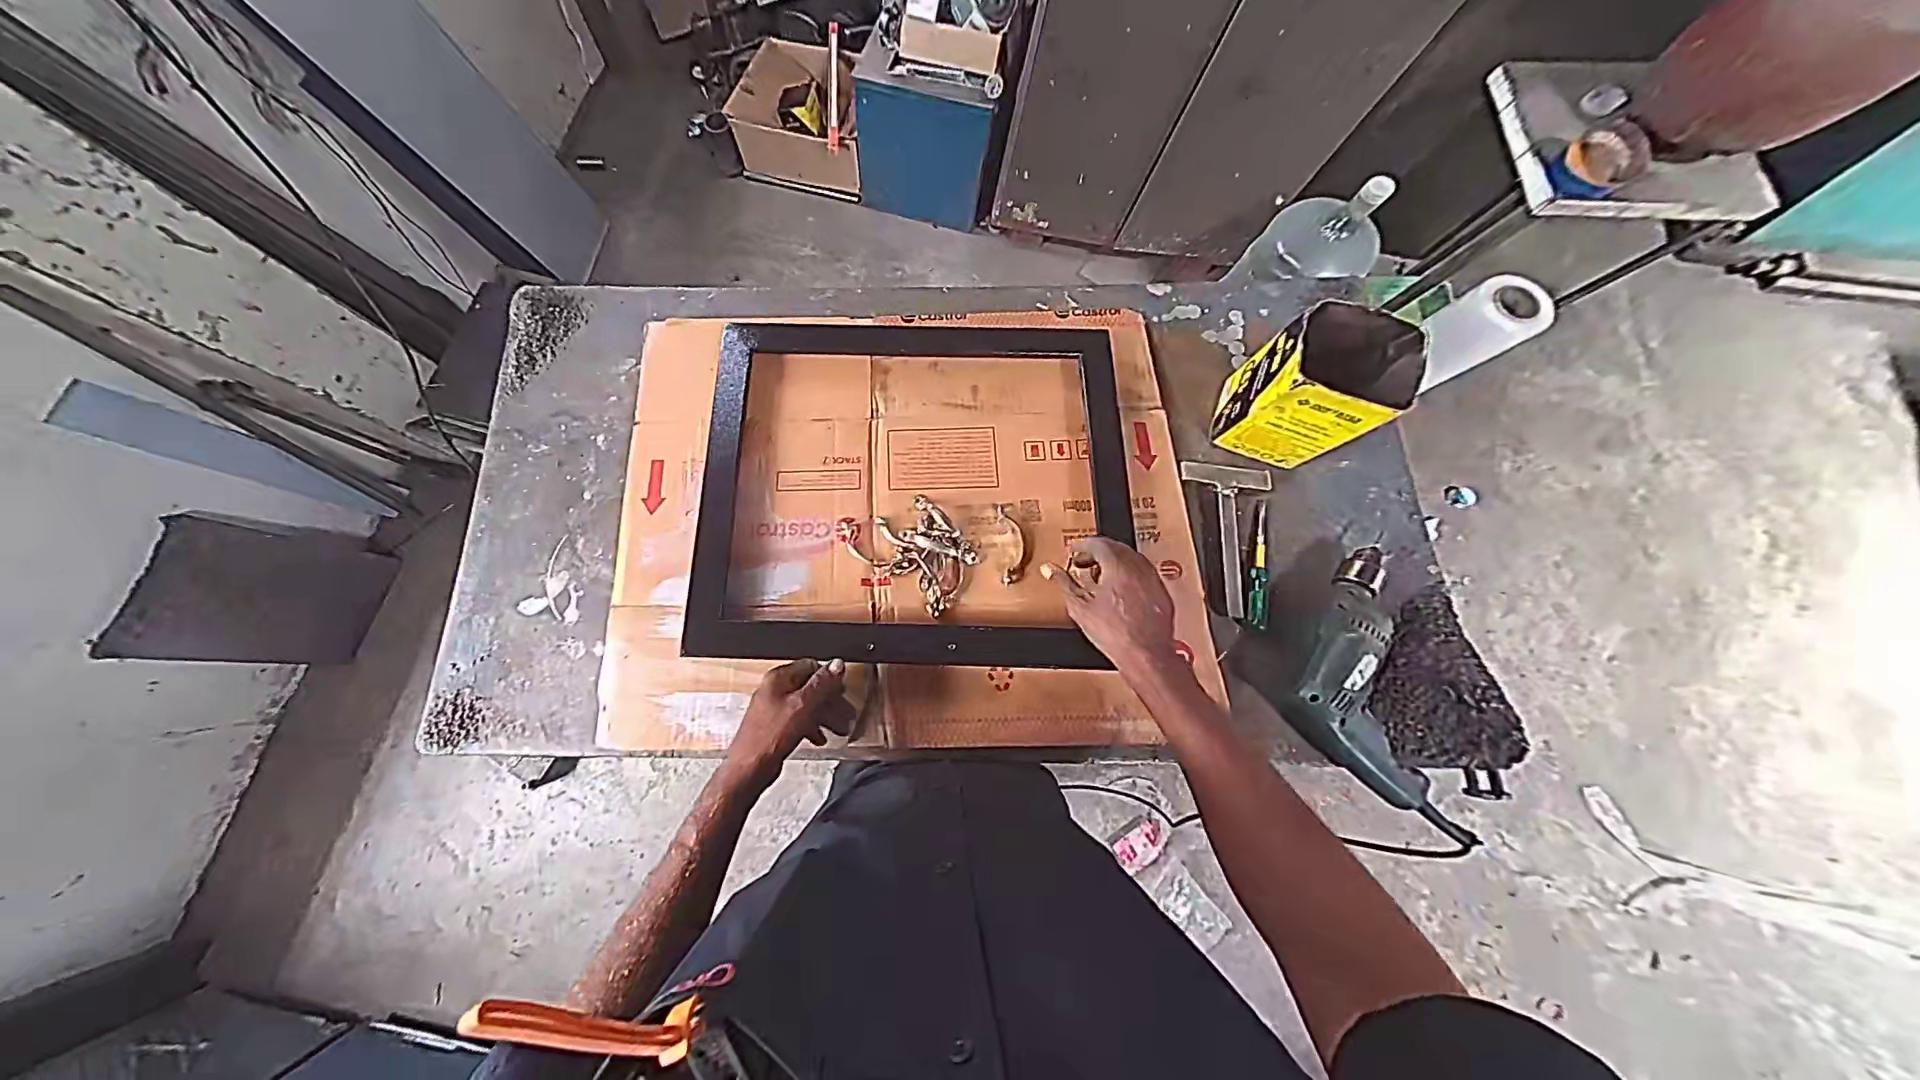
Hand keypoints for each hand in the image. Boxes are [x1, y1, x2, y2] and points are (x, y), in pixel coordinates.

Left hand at [725, 659, 856, 784]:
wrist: (749, 768)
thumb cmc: (769, 737)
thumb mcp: (803, 705)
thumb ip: (821, 684)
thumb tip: (836, 665)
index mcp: (778, 679)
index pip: (810, 666)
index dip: (829, 676)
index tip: (841, 688)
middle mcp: (773, 690)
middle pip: (809, 687)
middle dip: (830, 700)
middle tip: (844, 710)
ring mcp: (773, 708)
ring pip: (806, 705)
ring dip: (824, 715)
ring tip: (839, 727)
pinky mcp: (774, 726)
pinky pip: (798, 720)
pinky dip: (811, 726)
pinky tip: (819, 737)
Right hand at [1040, 537, 1181, 676]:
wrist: (1145, 655)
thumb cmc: (1116, 634)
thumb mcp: (1080, 607)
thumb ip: (1064, 583)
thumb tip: (1050, 570)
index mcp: (1118, 566)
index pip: (1099, 543)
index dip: (1082, 545)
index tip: (1074, 550)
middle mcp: (1139, 568)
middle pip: (1116, 548)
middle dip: (1097, 552)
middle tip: (1083, 562)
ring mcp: (1153, 580)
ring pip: (1131, 559)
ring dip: (1114, 562)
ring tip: (1099, 577)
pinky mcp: (1161, 593)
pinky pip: (1143, 574)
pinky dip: (1129, 575)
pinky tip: (1119, 591)